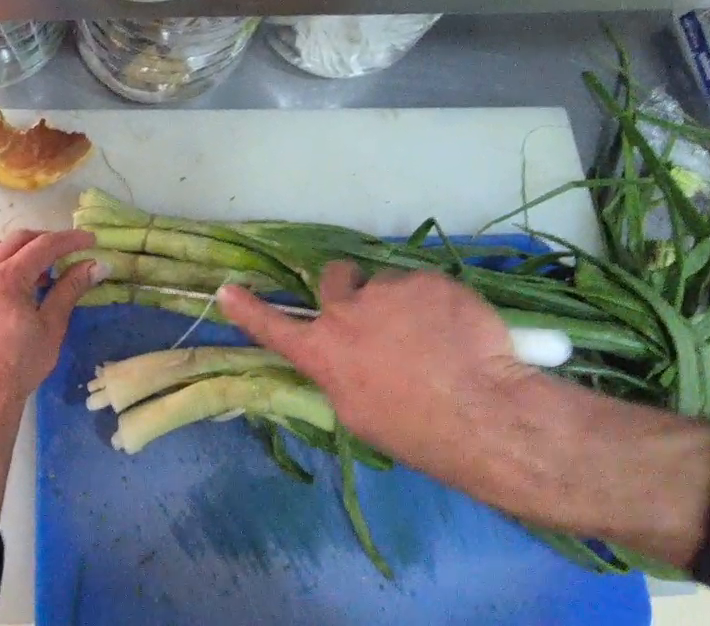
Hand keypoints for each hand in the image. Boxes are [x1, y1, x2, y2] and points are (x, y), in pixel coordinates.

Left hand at [0, 228, 99, 414]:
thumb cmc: (20, 365)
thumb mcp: (51, 326)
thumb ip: (71, 288)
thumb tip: (95, 265)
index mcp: (6, 277)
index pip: (43, 245)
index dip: (70, 240)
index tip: (90, 240)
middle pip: (18, 240)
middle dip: (45, 240)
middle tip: (68, 253)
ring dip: (20, 249)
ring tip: (40, 270)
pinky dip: (1, 263)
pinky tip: (15, 285)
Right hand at [218, 263, 541, 490]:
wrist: (482, 413)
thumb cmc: (418, 430)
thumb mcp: (361, 414)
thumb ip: (341, 373)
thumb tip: (344, 358)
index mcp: (323, 353)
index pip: (274, 327)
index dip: (248, 309)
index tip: (227, 290)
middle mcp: (345, 313)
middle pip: (336, 279)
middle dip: (353, 289)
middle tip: (383, 315)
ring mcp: (386, 290)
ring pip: (390, 286)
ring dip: (405, 304)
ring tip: (438, 340)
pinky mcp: (428, 280)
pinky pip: (428, 287)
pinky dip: (441, 306)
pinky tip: (461, 334)